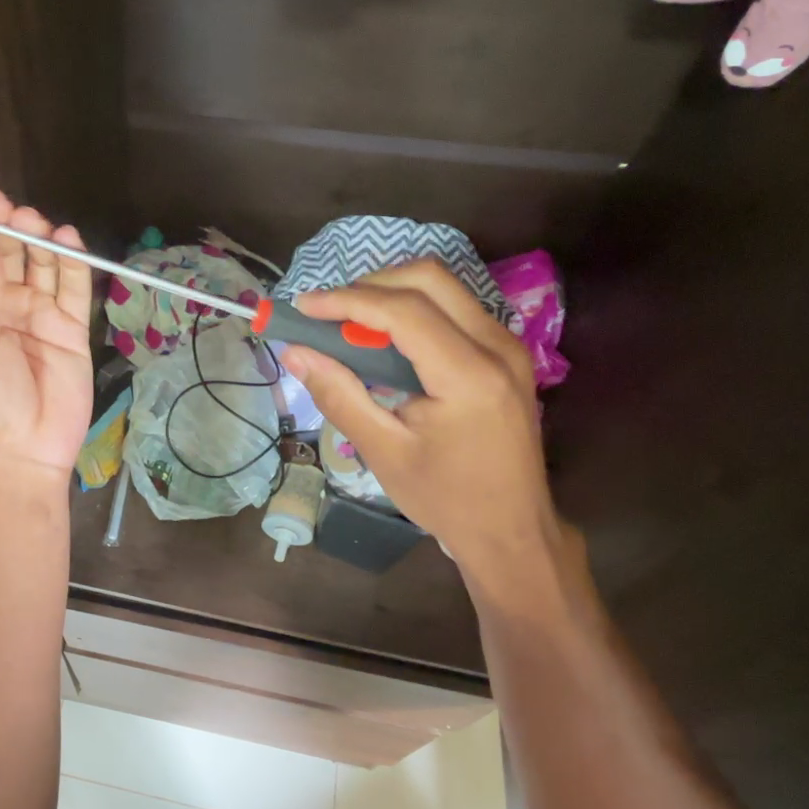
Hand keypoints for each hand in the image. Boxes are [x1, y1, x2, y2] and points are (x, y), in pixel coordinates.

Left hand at [0, 187, 93, 473]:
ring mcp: (39, 316)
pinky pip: (74, 290)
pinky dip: (73, 264)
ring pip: (41, 266)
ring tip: (33, 220)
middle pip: (6, 255)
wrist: (24, 454)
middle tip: (2, 202)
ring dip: (36, 239)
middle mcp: (3, 307)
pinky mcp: (71, 329)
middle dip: (3, 227)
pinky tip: (68, 238)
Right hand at [279, 259, 558, 572]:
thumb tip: (295, 353)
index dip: (347, 300)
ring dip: (392, 293)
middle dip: (371, 284)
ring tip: (349, 324)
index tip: (303, 308)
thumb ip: (339, 395)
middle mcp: (496, 347)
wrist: (513, 530)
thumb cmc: (445, 498)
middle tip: (328, 314)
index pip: (403, 310)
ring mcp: (508, 347)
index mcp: (468, 375)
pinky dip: (414, 310)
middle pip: (429, 278)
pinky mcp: (506, 354)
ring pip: (445, 287)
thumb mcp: (383, 452)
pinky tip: (384, 340)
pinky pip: (456, 308)